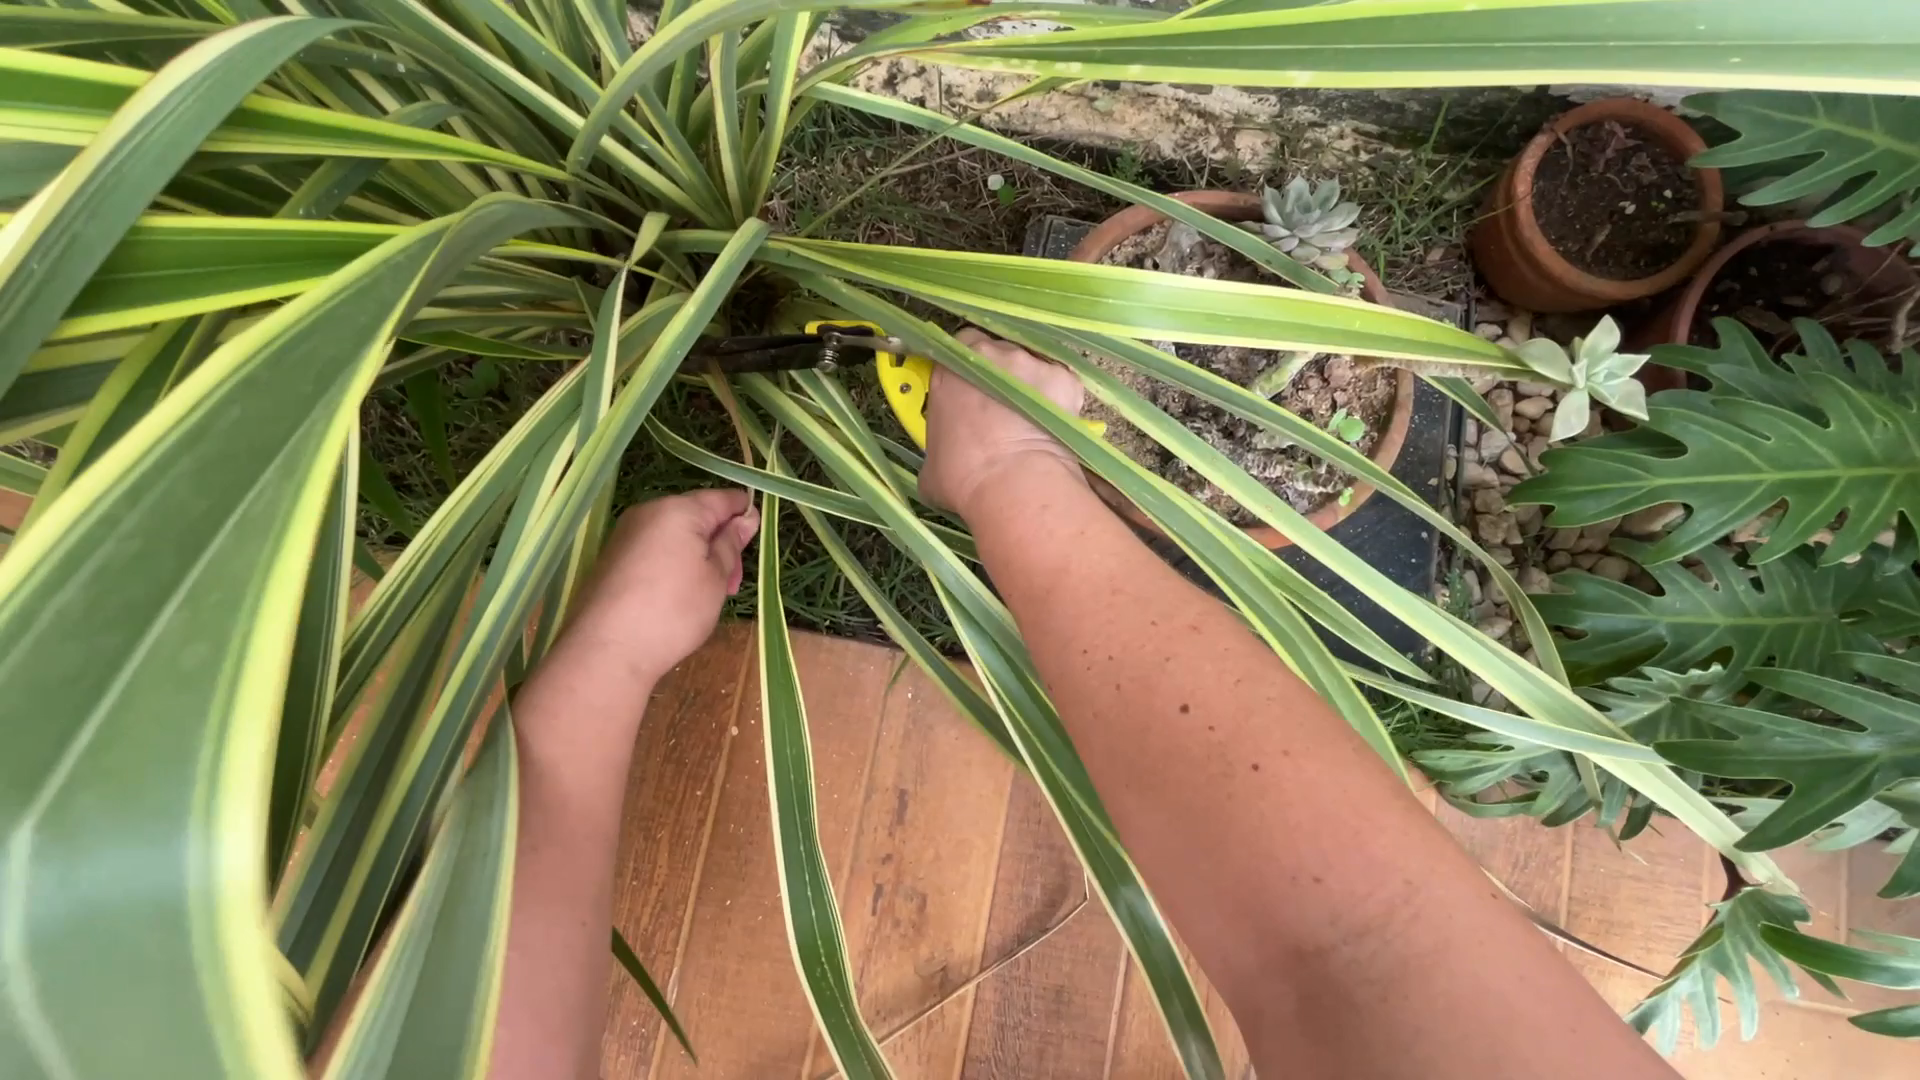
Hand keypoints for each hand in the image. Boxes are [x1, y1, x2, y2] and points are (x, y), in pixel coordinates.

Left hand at [558, 489, 758, 688]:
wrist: (607, 650)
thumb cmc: (674, 610)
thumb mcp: (716, 577)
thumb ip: (731, 543)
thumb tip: (745, 518)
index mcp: (678, 510)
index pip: (722, 498)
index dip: (744, 513)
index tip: (757, 536)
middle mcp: (648, 512)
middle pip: (696, 516)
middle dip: (720, 542)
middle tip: (732, 582)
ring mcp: (625, 535)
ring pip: (675, 535)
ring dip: (698, 556)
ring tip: (707, 594)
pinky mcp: (611, 558)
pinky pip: (655, 550)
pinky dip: (675, 565)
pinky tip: (678, 597)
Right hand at [920, 328, 1087, 519]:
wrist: (1014, 484)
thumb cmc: (963, 477)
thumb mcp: (931, 464)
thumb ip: (938, 441)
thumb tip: (947, 453)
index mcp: (948, 369)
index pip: (954, 350)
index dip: (963, 369)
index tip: (966, 390)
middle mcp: (988, 354)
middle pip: (993, 351)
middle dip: (995, 372)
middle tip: (998, 406)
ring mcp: (1028, 362)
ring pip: (1029, 364)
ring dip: (1027, 384)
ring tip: (1029, 417)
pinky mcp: (1063, 376)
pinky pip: (1060, 382)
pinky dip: (1058, 397)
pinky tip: (1053, 422)